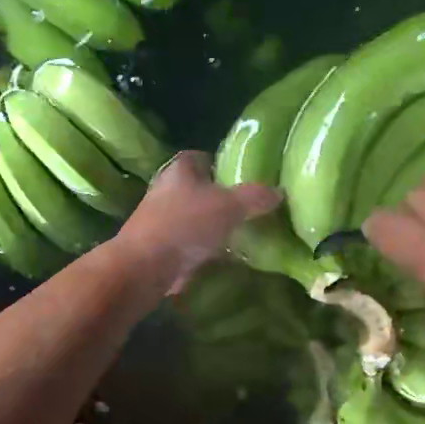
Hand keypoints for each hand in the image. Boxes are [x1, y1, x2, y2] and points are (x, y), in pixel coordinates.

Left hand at [109, 151, 280, 294]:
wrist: (145, 266)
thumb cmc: (185, 224)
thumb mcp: (229, 206)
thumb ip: (255, 196)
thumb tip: (279, 192)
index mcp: (179, 169)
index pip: (202, 157)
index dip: (222, 164)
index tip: (244, 178)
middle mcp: (165, 189)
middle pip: (198, 188)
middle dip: (220, 197)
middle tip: (248, 208)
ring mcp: (158, 218)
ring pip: (193, 216)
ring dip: (212, 224)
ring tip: (241, 233)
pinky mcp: (158, 245)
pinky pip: (188, 242)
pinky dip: (203, 247)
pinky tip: (223, 257)